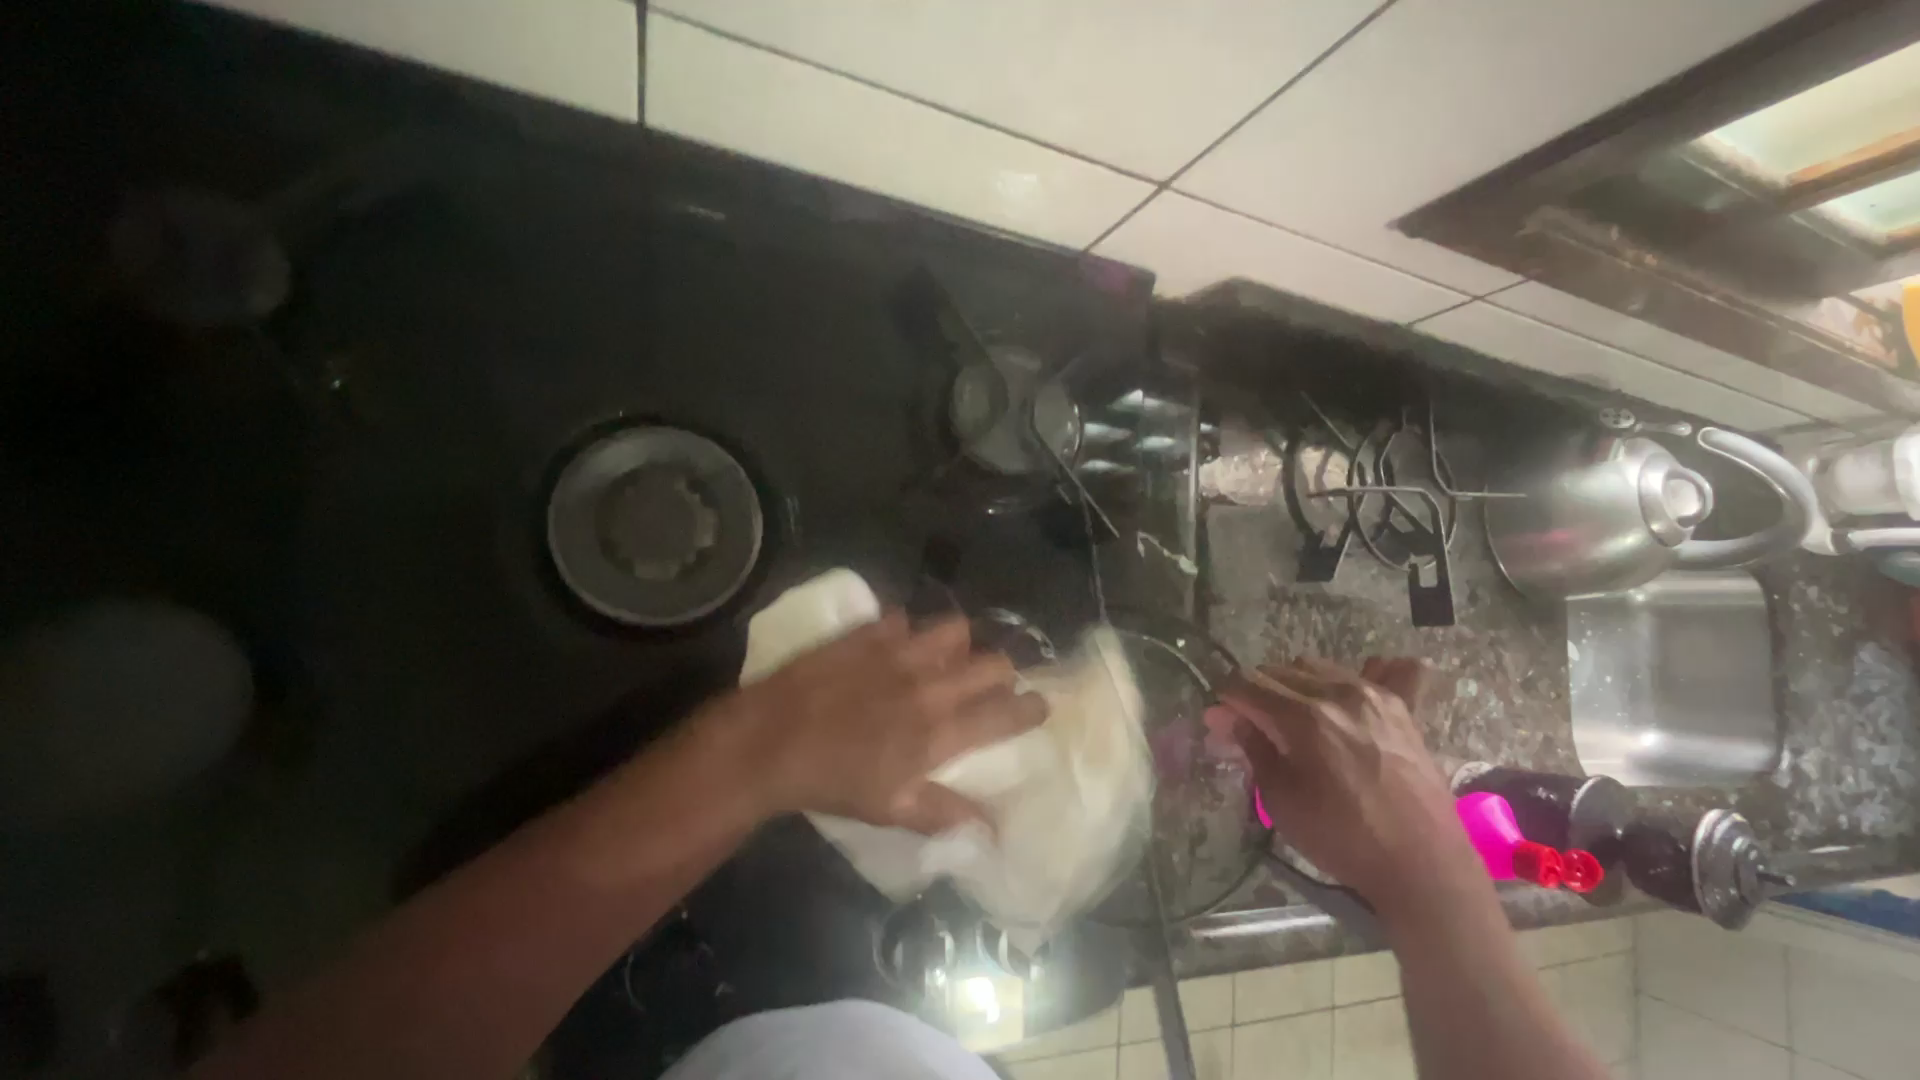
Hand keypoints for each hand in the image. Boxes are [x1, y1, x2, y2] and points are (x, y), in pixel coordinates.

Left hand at [703, 612, 1047, 834]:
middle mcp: (929, 687)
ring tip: (945, 658)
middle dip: (1003, 672)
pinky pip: (903, 619)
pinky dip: (905, 631)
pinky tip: (894, 646)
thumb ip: (943, 813)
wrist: (770, 741)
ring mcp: (899, 654)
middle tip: (991, 684)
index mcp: (939, 732)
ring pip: (955, 629)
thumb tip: (991, 830)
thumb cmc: (831, 782)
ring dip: (958, 644)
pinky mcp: (868, 633)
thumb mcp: (890, 809)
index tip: (1038, 707)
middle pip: (993, 663)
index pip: (1005, 714)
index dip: (1031, 709)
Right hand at [1219, 657, 1475, 913]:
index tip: (1219, 720)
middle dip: (1255, 692)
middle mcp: (1338, 693)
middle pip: (1278, 671)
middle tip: (1251, 725)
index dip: (1225, 700)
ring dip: (1294, 684)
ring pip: (1316, 667)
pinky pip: (1378, 669)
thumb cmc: (1343, 839)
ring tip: (1293, 718)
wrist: (1423, 865)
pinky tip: (1350, 695)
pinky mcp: (1403, 708)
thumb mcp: (1282, 801)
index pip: (1246, 685)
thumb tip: (1226, 717)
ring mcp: (1375, 695)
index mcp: (1303, 717)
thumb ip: (1253, 748)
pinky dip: (1357, 673)